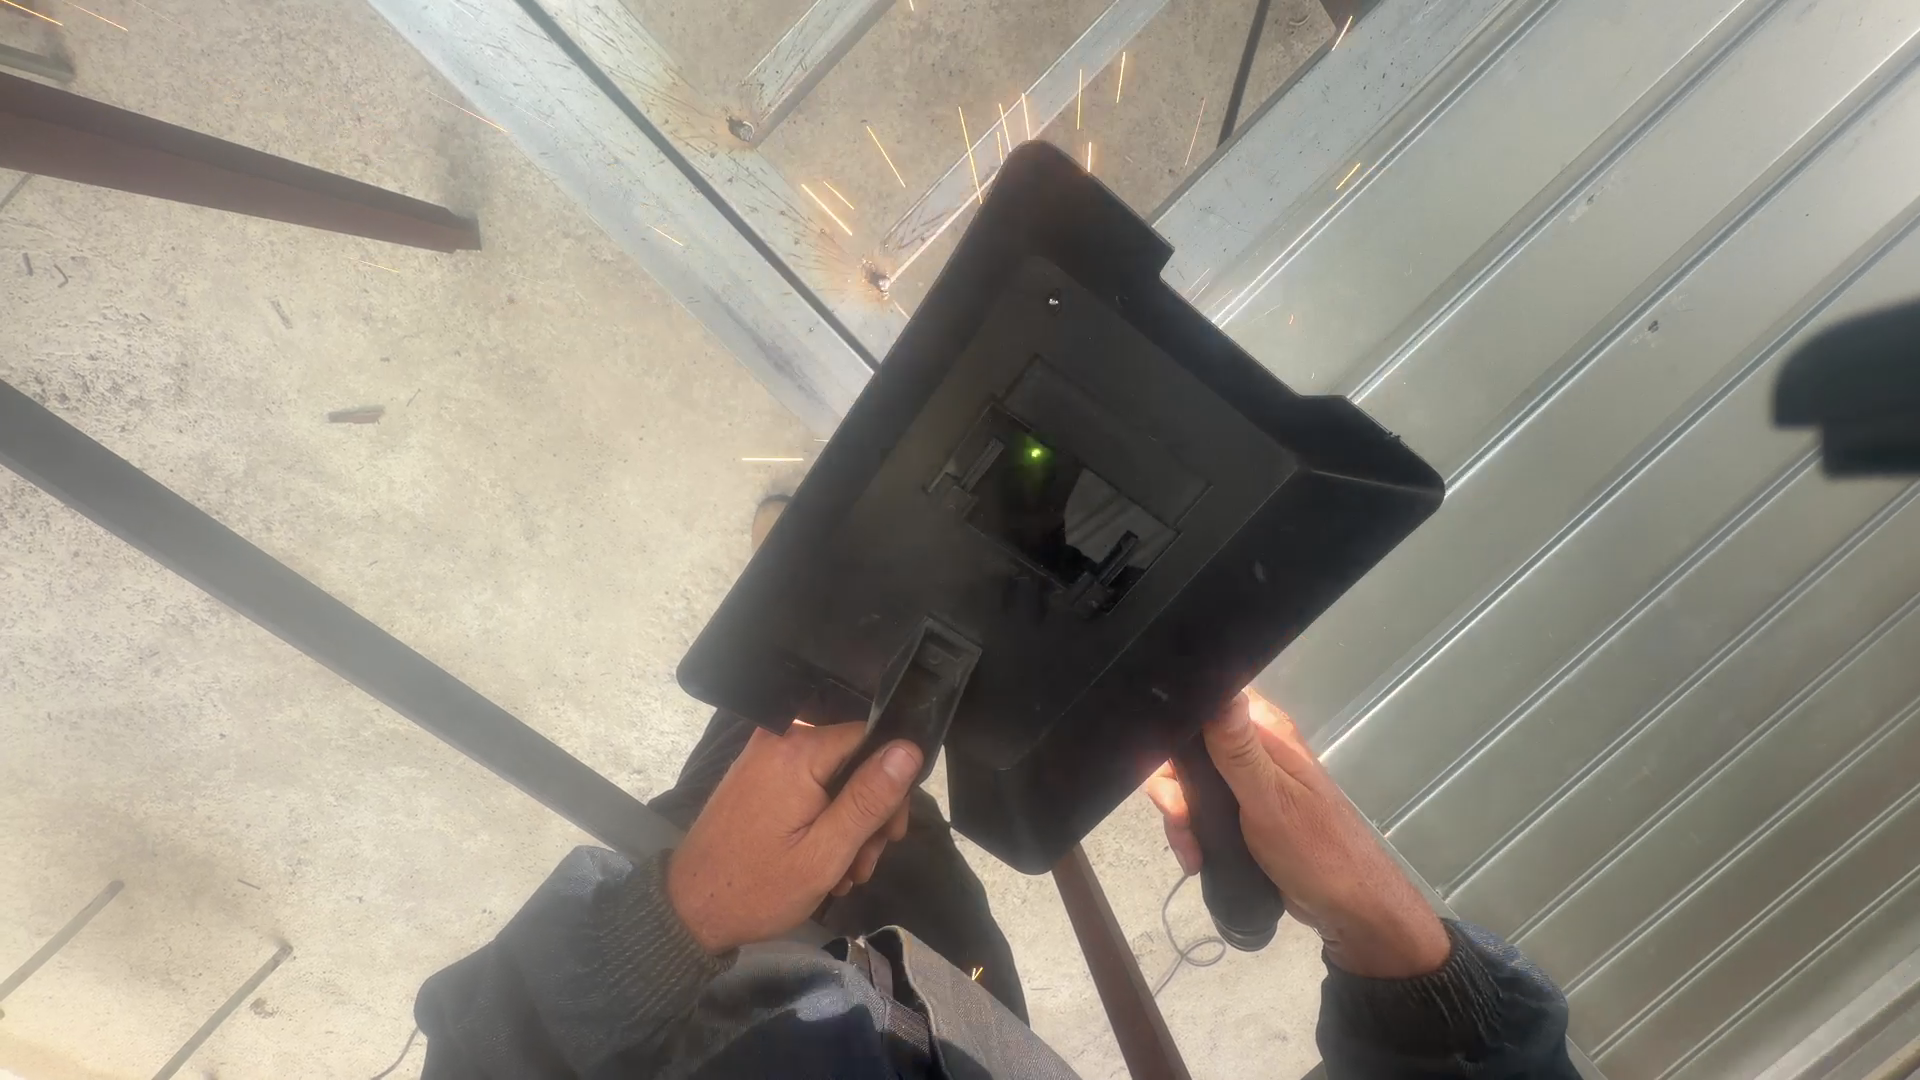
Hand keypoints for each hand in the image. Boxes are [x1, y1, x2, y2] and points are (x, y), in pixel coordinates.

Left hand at [667, 723, 920, 952]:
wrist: (687, 912)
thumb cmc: (758, 888)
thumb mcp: (826, 853)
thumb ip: (869, 798)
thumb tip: (910, 748)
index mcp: (799, 749)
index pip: (872, 738)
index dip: (892, 782)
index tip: (891, 832)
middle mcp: (783, 736)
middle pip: (855, 756)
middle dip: (870, 810)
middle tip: (867, 862)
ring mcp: (767, 752)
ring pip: (835, 772)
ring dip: (849, 820)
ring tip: (845, 871)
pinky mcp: (760, 769)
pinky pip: (810, 779)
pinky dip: (824, 814)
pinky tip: (825, 857)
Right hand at [1145, 690, 1449, 977]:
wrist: (1351, 914)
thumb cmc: (1316, 851)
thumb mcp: (1271, 799)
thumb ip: (1238, 748)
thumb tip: (1218, 689)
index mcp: (1264, 730)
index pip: (1210, 700)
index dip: (1180, 719)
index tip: (1165, 754)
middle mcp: (1253, 747)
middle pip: (1188, 746)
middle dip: (1173, 785)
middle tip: (1179, 817)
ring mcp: (1245, 780)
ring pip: (1189, 781)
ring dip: (1180, 815)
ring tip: (1190, 850)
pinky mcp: (1240, 810)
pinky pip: (1200, 807)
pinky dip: (1190, 829)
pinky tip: (1195, 854)